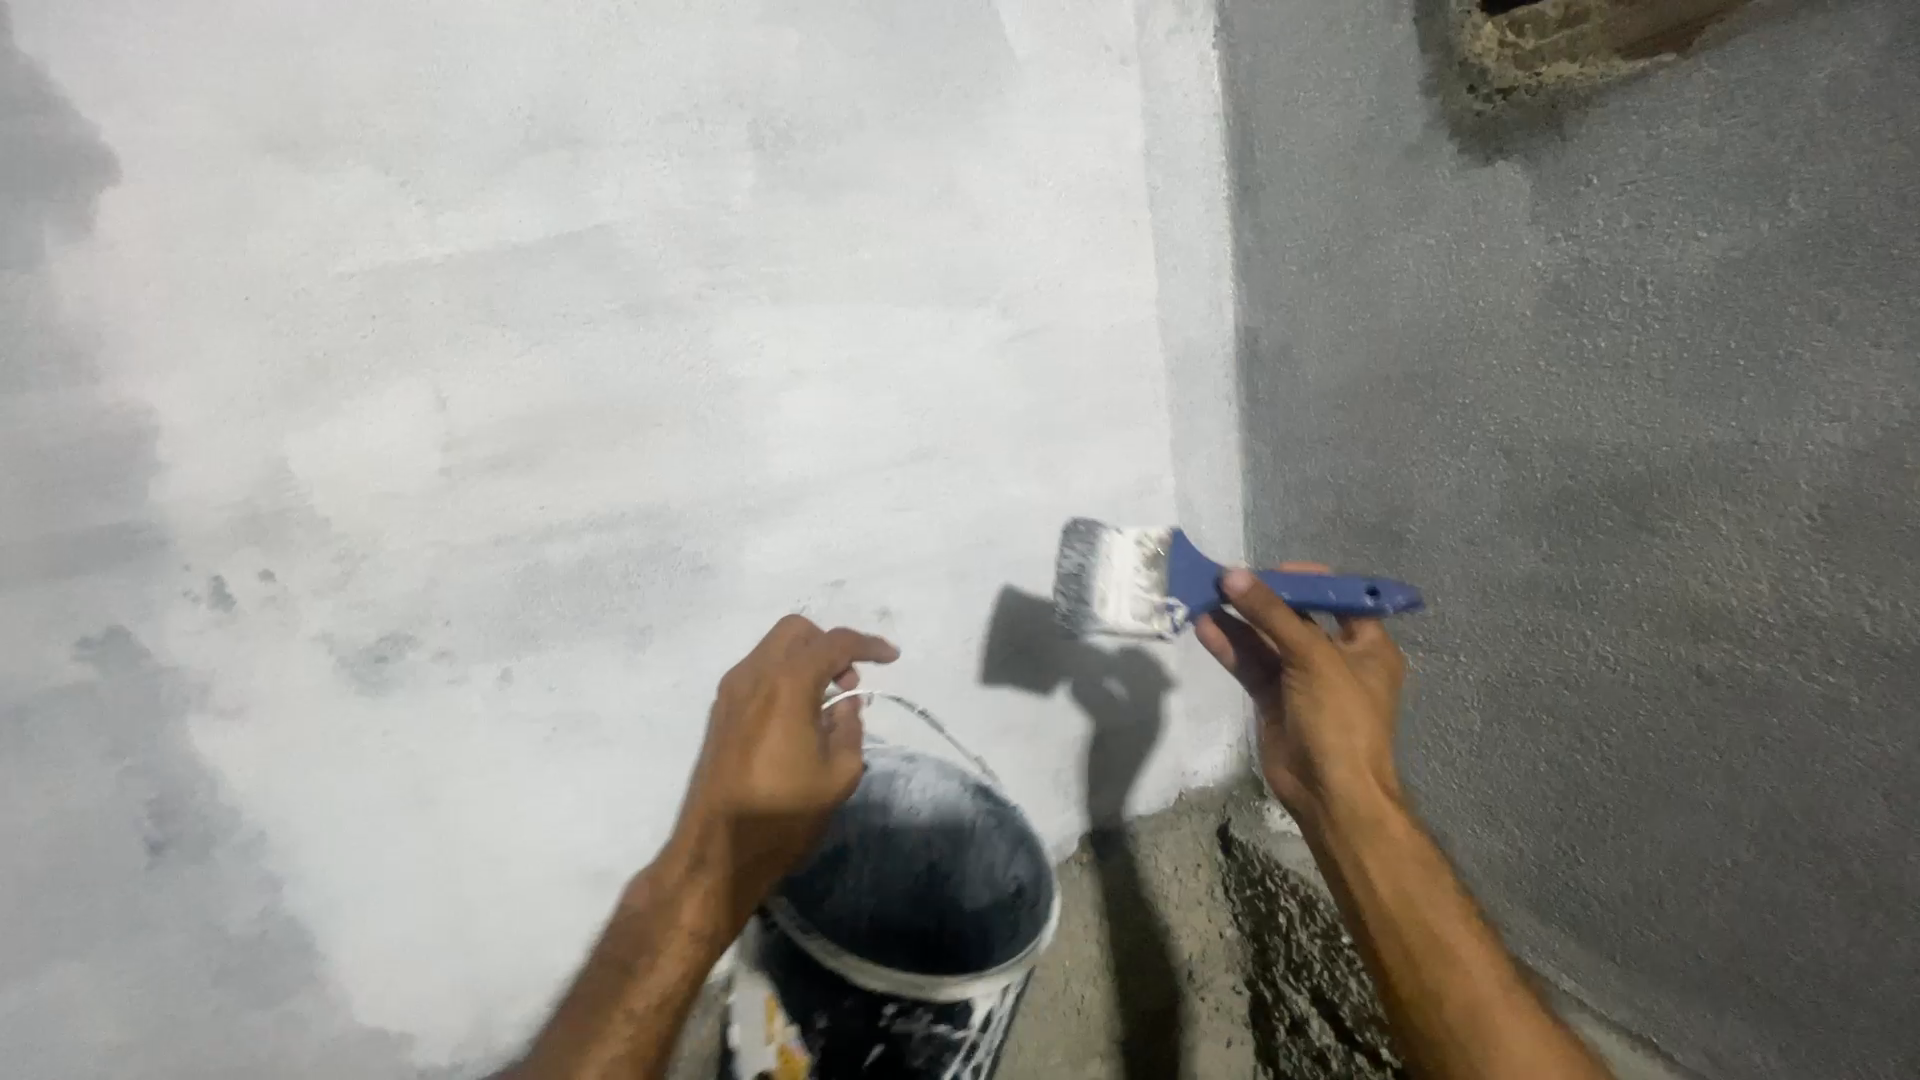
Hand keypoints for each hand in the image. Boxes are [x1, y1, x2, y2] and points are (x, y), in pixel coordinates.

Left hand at [661, 615, 898, 929]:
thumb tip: (845, 705)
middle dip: (830, 645)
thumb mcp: (839, 774)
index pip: (835, 643)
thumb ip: (850, 727)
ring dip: (806, 660)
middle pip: (797, 631)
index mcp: (786, 684)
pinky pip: (759, 672)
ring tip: (828, 703)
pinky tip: (800, 716)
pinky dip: (785, 676)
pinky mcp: (721, 712)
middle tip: (850, 682)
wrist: (716, 852)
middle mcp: (753, 675)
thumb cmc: (784, 814)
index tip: (892, 657)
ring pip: (774, 649)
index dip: (868, 645)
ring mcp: (731, 692)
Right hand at [1195, 565, 1405, 835]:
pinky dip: (1229, 646)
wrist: (1330, 791)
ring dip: (1238, 619)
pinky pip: (1250, 663)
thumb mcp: (1313, 657)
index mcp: (1366, 645)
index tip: (1270, 571)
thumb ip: (1271, 614)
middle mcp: (1335, 657)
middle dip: (1262, 597)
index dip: (1307, 580)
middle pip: (1295, 616)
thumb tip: (1232, 574)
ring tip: (1205, 596)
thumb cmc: (1340, 718)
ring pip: (1265, 639)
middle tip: (1226, 579)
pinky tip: (1204, 627)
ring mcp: (1301, 678)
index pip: (1339, 598)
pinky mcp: (1273, 697)